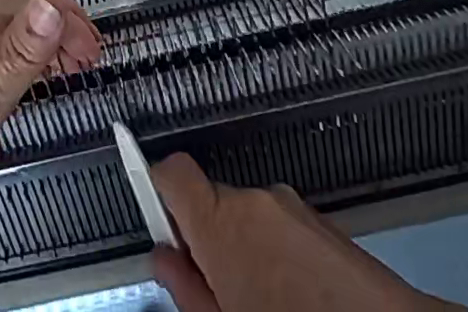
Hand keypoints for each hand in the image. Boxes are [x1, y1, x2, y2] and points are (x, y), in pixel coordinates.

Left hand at [0, 0, 101, 245]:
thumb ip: (17, 56)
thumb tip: (50, 8)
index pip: (39, 4)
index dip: (73, 28)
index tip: (93, 55)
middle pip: (25, 0)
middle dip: (62, 24)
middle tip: (86, 58)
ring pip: (6, 11)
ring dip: (41, 31)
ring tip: (61, 64)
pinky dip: (15, 39)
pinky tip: (18, 65)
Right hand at [150, 153, 462, 311]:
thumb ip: (187, 288)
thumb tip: (165, 258)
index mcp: (221, 221)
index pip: (172, 171)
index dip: (154, 183)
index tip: (152, 208)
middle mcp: (254, 198)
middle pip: (208, 197)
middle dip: (203, 233)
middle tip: (211, 284)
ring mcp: (288, 203)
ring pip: (242, 212)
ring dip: (238, 243)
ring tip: (256, 296)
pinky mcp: (315, 214)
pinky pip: (274, 219)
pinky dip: (268, 245)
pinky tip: (285, 291)